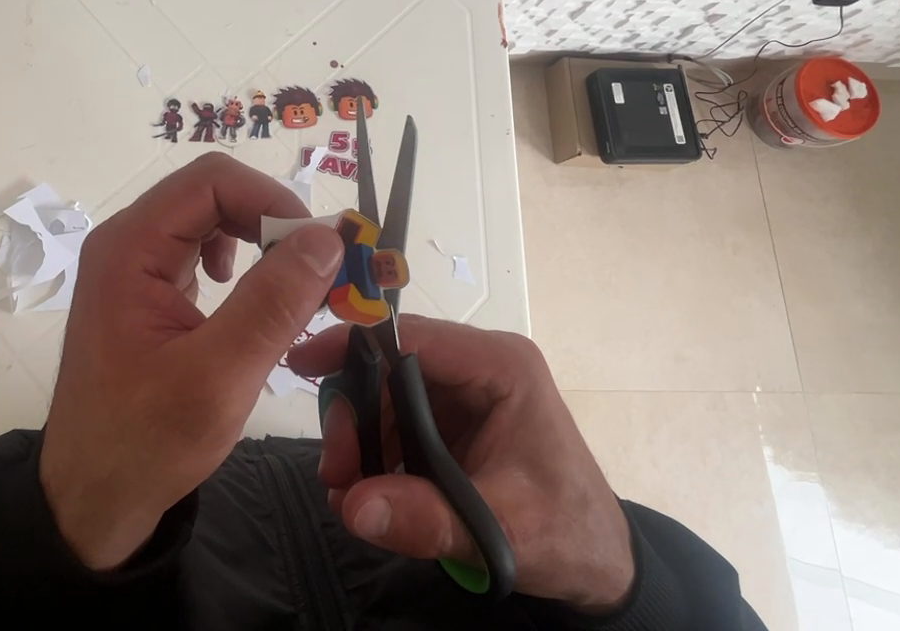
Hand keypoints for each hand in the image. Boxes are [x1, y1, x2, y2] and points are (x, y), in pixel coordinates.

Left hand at [39, 155, 345, 569]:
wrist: (93, 495)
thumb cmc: (146, 441)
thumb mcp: (218, 378)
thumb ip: (272, 304)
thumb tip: (326, 238)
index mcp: (130, 248)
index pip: (211, 181)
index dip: (271, 199)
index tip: (316, 248)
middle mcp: (127, 241)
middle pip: (211, 192)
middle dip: (270, 218)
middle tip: (314, 268)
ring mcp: (134, 263)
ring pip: (210, 217)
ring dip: (259, 238)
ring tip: (291, 284)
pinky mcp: (147, 287)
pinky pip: (200, 247)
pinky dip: (241, 260)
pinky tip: (251, 299)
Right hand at [287, 316, 634, 610]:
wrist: (597, 563)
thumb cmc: (567, 534)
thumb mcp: (502, 530)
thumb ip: (428, 517)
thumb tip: (352, 504)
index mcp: (500, 365)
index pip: (411, 335)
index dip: (352, 343)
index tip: (302, 364)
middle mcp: (477, 364)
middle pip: (388, 365)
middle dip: (354, 414)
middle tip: (335, 471)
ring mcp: (462, 389)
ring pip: (384, 392)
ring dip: (359, 438)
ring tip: (347, 490)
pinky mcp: (451, 416)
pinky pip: (394, 418)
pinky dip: (373, 450)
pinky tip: (366, 489)